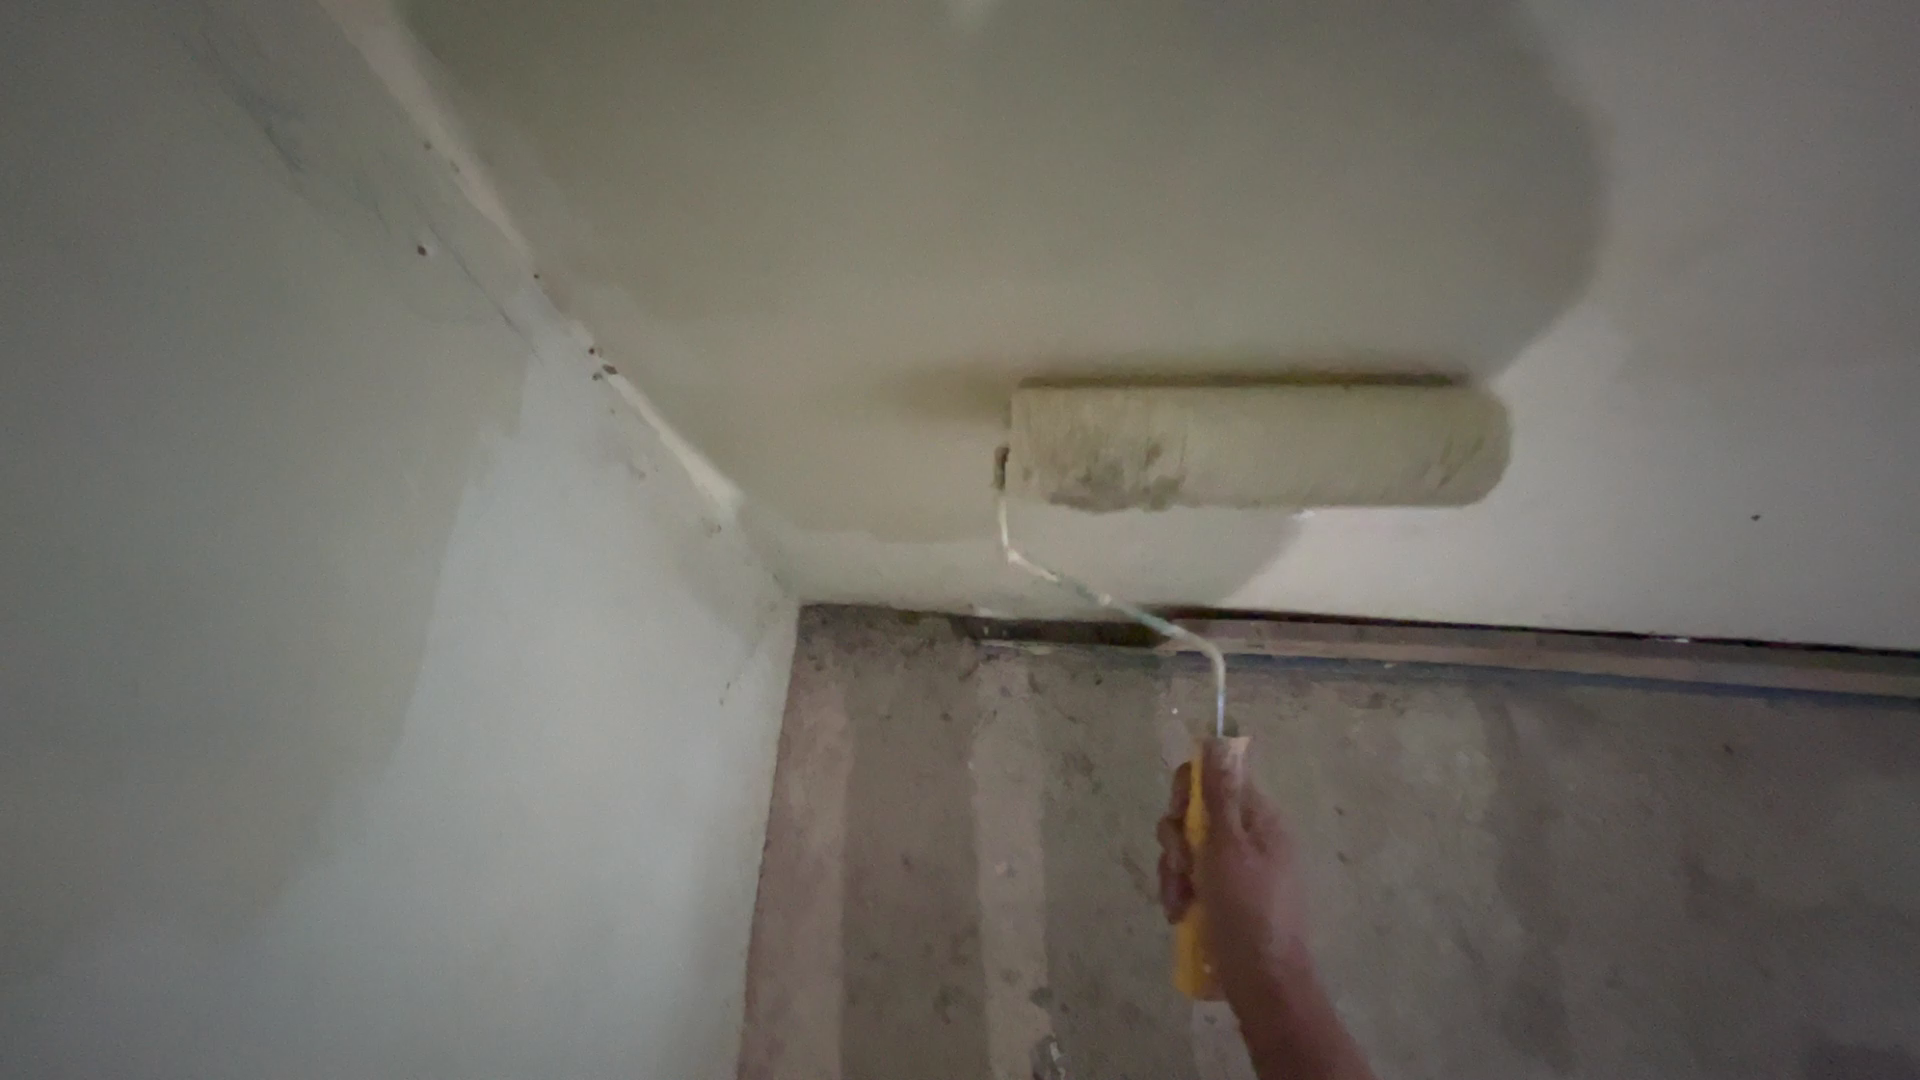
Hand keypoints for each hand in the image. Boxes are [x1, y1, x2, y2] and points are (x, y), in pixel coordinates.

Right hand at [1156, 742, 1313, 1004]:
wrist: (1263, 982)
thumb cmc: (1247, 908)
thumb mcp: (1227, 845)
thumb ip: (1217, 793)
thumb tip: (1218, 739)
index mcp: (1259, 817)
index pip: (1215, 777)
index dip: (1188, 791)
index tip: (1180, 815)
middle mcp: (1249, 836)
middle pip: (1194, 813)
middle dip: (1177, 840)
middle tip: (1181, 864)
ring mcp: (1237, 868)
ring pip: (1187, 847)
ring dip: (1174, 871)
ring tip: (1179, 900)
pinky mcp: (1225, 894)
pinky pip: (1191, 876)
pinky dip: (1181, 891)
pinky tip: (1180, 913)